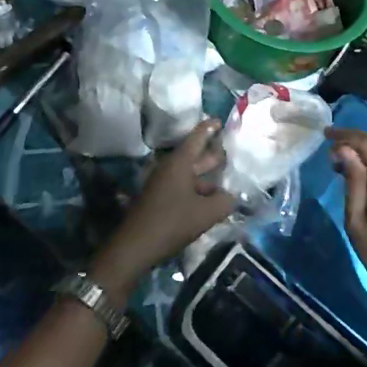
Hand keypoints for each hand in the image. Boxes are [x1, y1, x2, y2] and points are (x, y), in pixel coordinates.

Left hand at [92, 119, 234, 289]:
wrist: (135, 246)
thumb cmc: (171, 222)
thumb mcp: (206, 213)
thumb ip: (224, 201)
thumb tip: (231, 196)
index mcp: (179, 164)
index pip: (196, 138)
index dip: (208, 128)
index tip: (219, 119)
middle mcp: (169, 169)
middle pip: (194, 156)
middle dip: (212, 153)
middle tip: (231, 150)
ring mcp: (162, 184)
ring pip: (189, 174)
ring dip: (206, 176)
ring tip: (227, 181)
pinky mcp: (159, 200)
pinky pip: (182, 188)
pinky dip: (197, 190)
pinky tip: (210, 201)